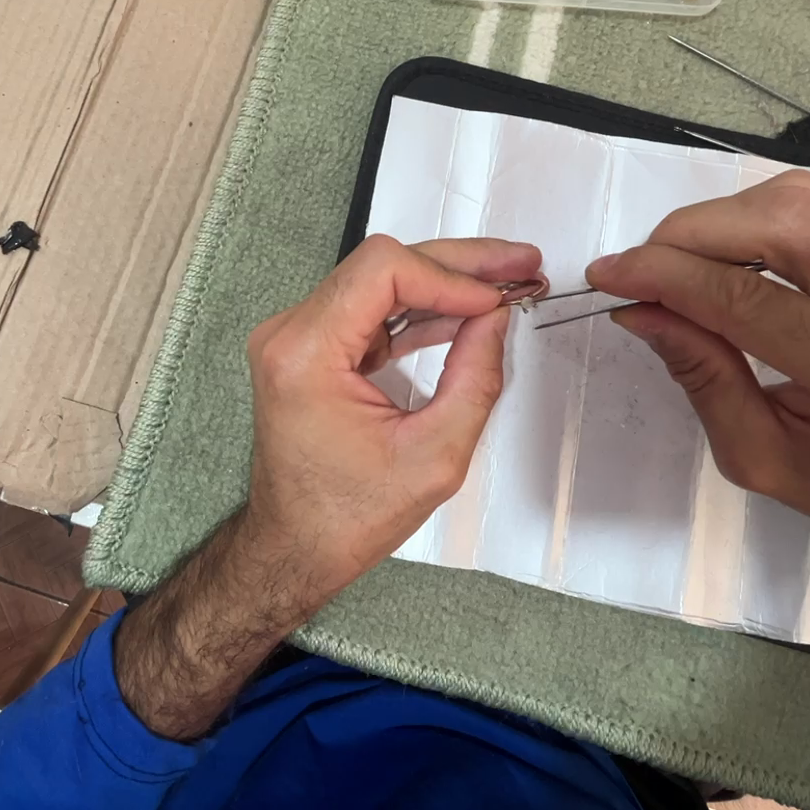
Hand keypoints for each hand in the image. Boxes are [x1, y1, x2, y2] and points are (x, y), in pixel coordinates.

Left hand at [115, 235, 538, 738]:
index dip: (449, 276)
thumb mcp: (434, 457)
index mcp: (304, 354)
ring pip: (381, 280)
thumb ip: (475, 378)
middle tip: (519, 263)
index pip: (382, 270)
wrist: (295, 545)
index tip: (498, 299)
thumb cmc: (347, 517)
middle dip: (458, 264)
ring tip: (505, 282)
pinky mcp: (313, 346)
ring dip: (445, 281)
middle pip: (382, 265)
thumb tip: (496, 315)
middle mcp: (290, 333)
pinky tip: (467, 311)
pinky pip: (372, 309)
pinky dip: (421, 308)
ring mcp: (297, 336)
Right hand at [587, 171, 809, 658]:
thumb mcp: (756, 456)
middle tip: (638, 267)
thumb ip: (700, 375)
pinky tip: (720, 260)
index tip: (604, 274)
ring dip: (719, 222)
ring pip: (802, 203)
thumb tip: (637, 308)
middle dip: (691, 234)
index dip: (667, 277)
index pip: (752, 300)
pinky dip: (748, 223)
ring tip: (675, 265)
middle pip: (787, 223)